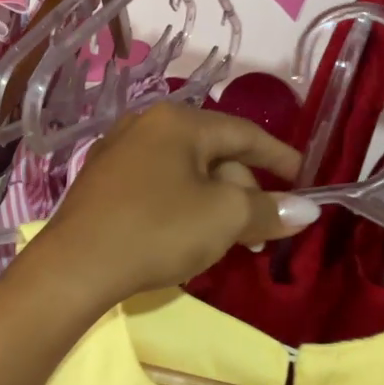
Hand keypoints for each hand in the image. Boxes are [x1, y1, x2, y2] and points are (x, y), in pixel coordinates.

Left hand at [25, 103, 315, 311]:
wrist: (76, 263)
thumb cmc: (157, 229)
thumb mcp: (223, 218)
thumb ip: (268, 209)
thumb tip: (306, 208)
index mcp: (177, 121)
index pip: (244, 132)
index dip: (280, 157)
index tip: (306, 182)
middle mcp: (145, 124)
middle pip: (213, 153)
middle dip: (243, 192)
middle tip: (259, 236)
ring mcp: (118, 150)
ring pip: (185, 172)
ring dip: (214, 203)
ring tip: (227, 242)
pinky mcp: (103, 179)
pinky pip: (158, 184)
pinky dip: (182, 205)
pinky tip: (186, 236)